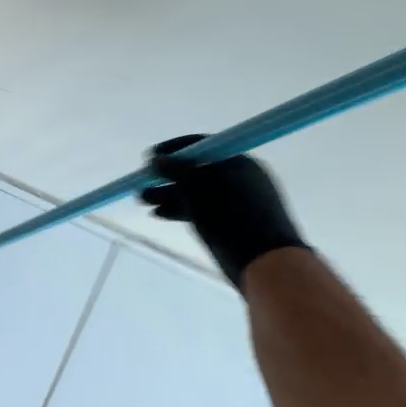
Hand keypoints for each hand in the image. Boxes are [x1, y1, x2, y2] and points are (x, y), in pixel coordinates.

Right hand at [139, 135, 307, 289]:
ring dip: (168, 195)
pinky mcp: (231, 221)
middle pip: (195, 171)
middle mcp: (238, 177)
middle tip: (142, 183)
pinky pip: (201, 209)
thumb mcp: (196, 188)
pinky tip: (160, 214)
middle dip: (165, 177)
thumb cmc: (230, 216)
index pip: (200, 146)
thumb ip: (175, 170)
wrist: (263, 259)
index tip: (149, 157)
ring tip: (143, 201)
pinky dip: (180, 210)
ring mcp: (235, 200)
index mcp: (237, 162)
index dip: (172, 149)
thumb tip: (157, 159)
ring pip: (195, 192)